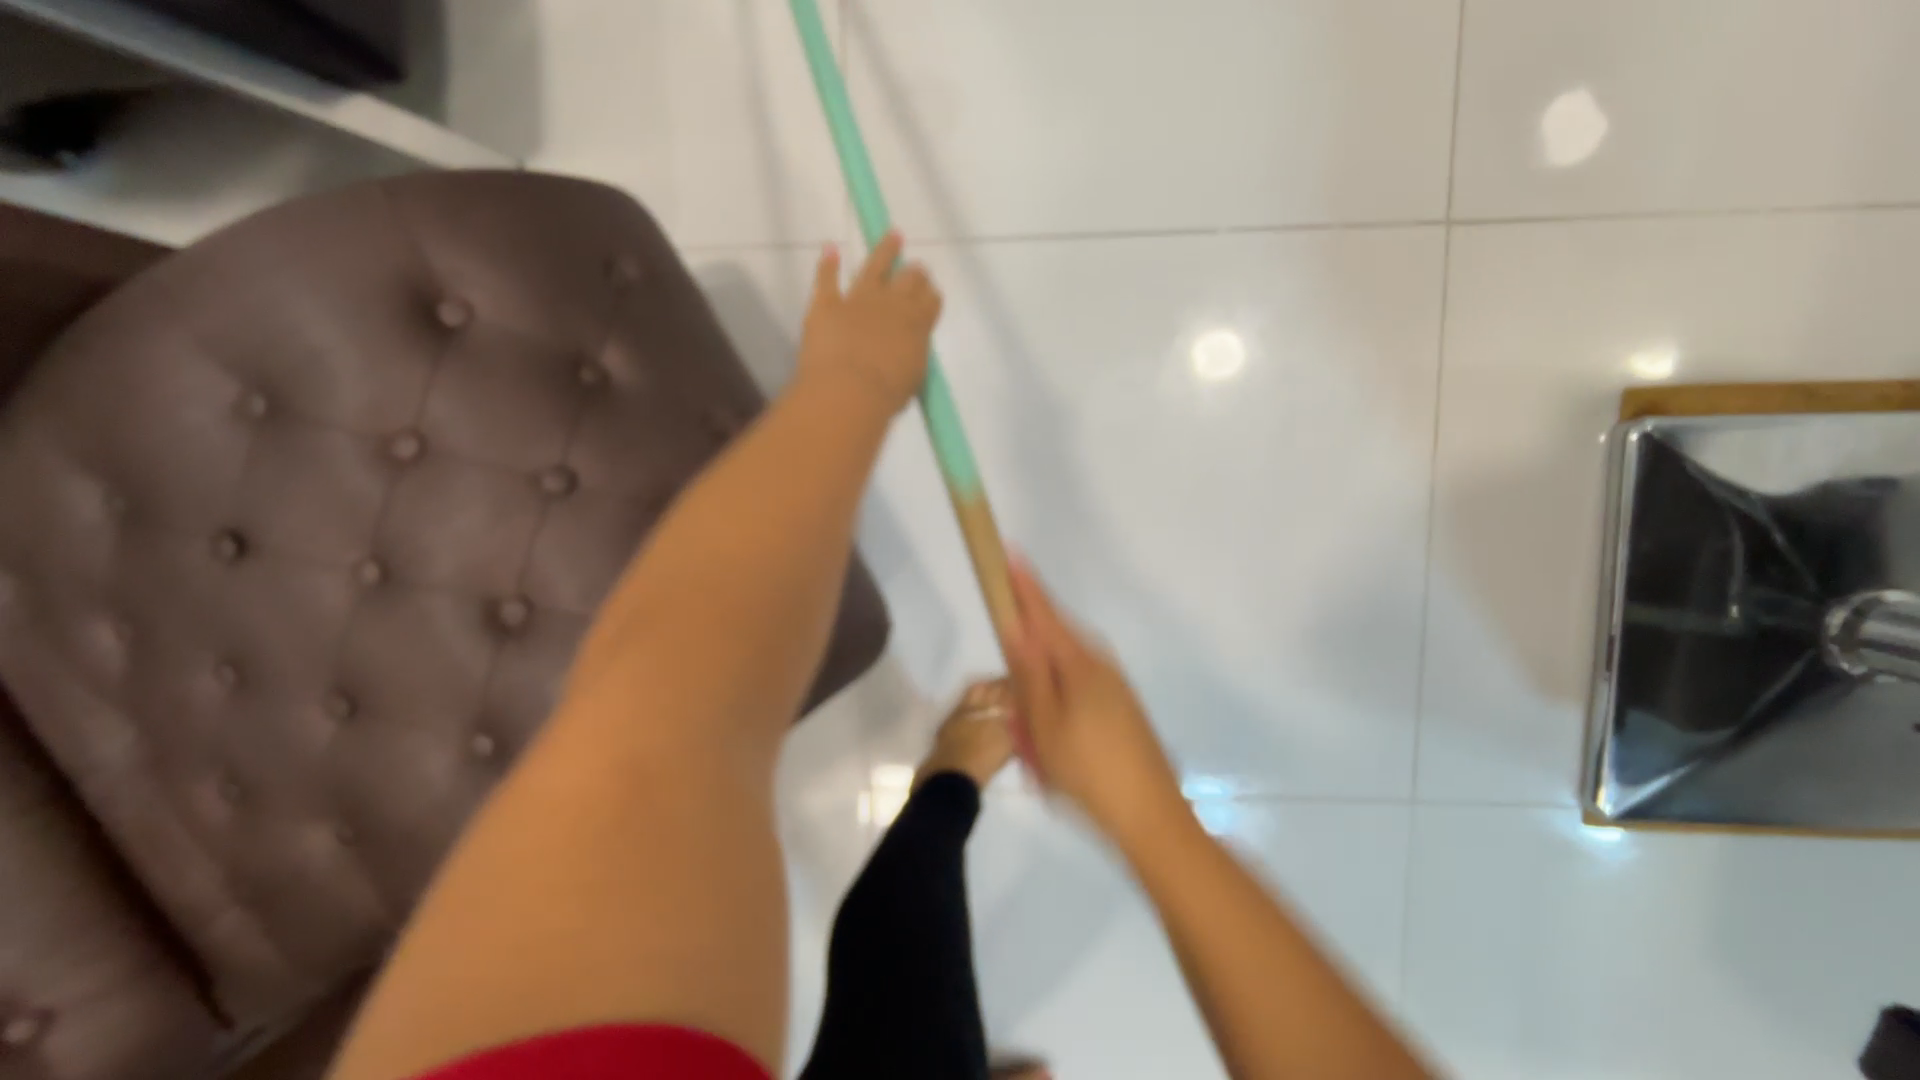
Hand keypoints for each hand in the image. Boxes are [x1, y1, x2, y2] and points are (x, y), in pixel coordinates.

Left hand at [797, 232, 939, 413]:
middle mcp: (891, 304)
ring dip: (885, 250)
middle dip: (914, 272)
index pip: (930, 301)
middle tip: (917, 268)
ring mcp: (858, 300)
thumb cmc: (886, 395)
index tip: (930, 292)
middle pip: (908, 279)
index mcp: (917, 324)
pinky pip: (827, 278)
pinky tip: (830, 249)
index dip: (930, 294)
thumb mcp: (913, 377)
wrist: (848, 391)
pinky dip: (827, 263)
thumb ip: (912, 355)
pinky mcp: (827, 304)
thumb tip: (908, 347)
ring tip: (893, 235)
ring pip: (874, 267)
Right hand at [1006, 561, 1186, 844]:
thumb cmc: (1088, 771)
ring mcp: (1115, 688)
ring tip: (1035, 745)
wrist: (1151, 816)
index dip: (1024, 584)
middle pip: (1054, 641)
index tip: (1009, 552)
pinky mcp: (1122, 710)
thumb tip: (1015, 623)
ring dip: (1042, 696)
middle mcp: (1101, 666)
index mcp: (1079, 663)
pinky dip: (1059, 711)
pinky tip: (1057, 749)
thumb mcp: (1044, 724)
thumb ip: (1029, 672)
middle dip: (1028, 659)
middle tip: (1013, 706)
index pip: (1044, 612)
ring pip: (1065, 672)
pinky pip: (1078, 694)